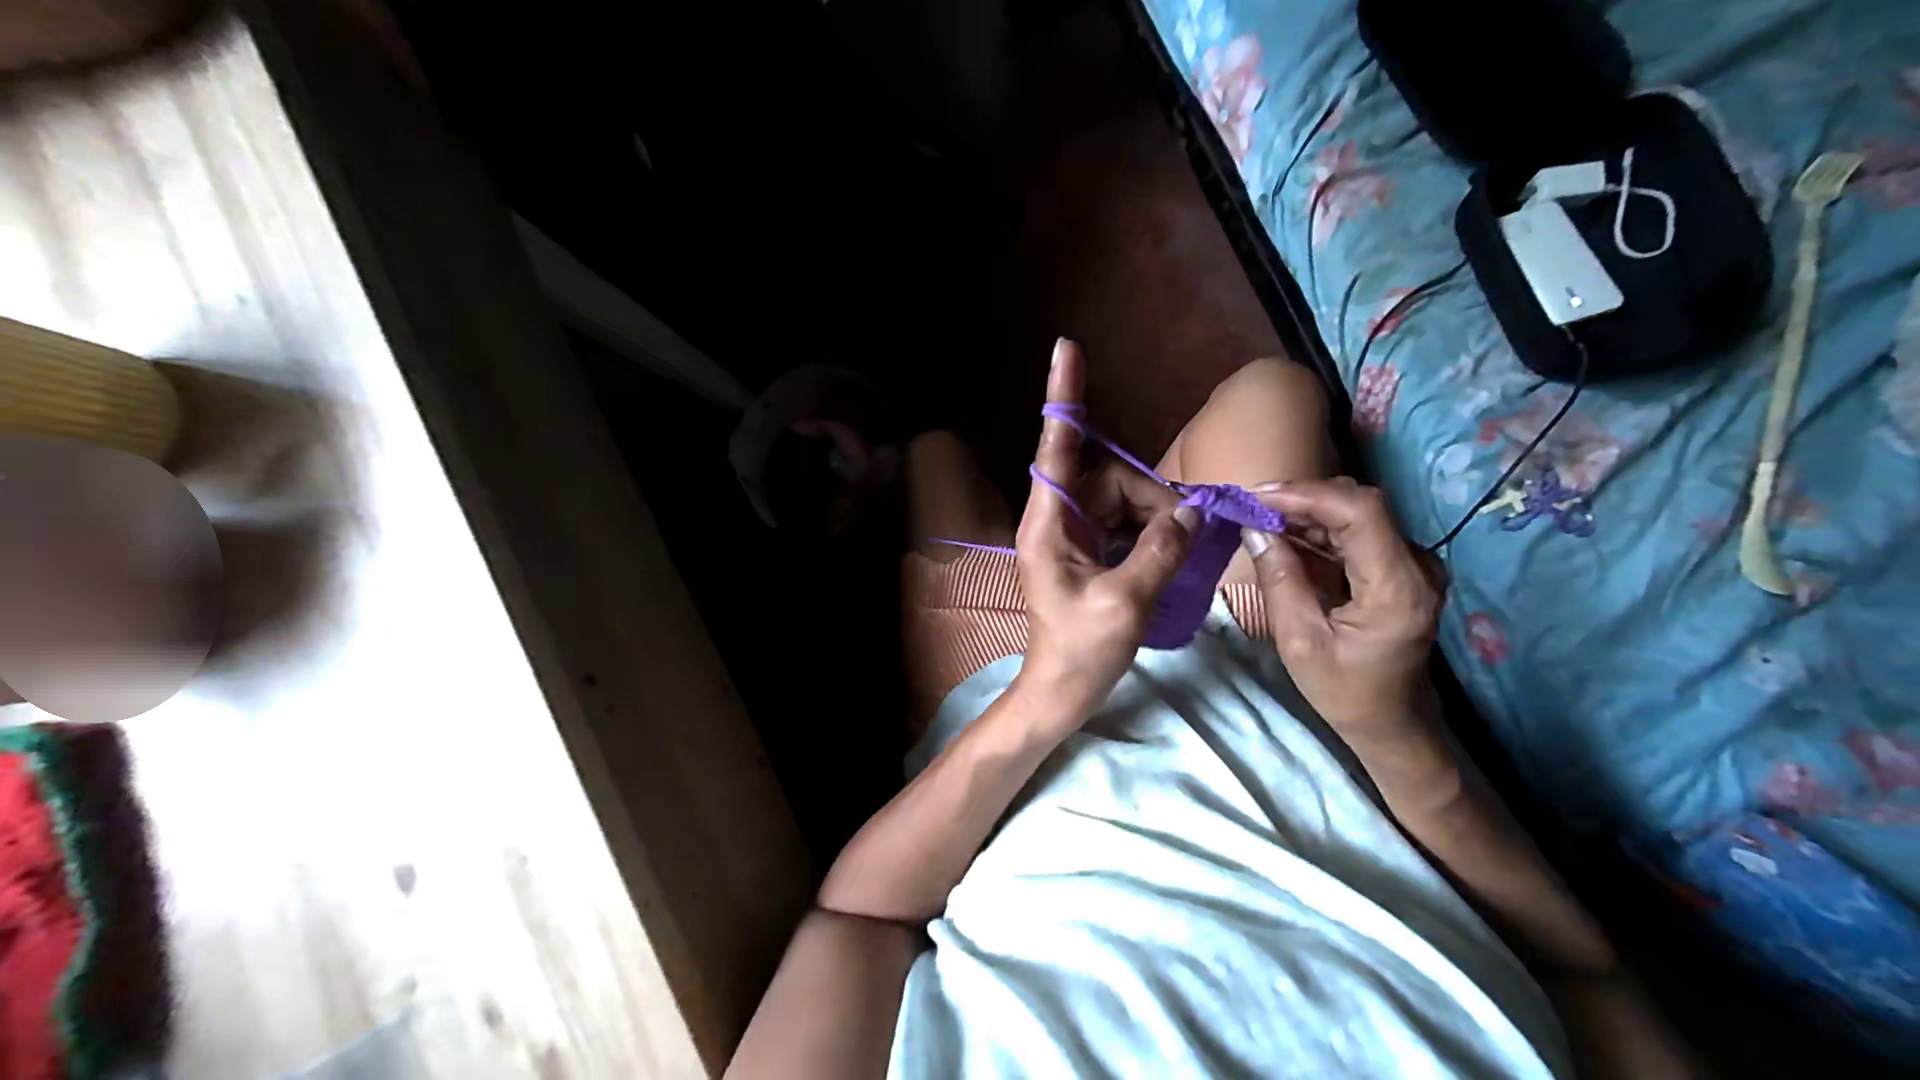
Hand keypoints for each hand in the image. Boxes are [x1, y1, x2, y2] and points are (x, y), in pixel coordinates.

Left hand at [1014, 340, 1197, 724]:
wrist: (1060, 690)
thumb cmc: (1080, 651)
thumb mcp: (1125, 602)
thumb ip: (1159, 550)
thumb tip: (1190, 513)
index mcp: (1048, 523)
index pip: (1056, 445)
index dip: (1063, 396)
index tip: (1065, 347)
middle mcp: (1057, 518)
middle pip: (1107, 475)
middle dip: (1148, 495)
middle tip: (1184, 531)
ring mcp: (1073, 533)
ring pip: (1122, 497)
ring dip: (1155, 515)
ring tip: (1179, 548)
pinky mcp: (1089, 549)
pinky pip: (1125, 520)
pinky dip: (1151, 529)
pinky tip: (1171, 549)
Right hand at [1240, 478, 1444, 741]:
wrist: (1390, 719)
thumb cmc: (1344, 690)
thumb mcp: (1299, 641)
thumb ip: (1279, 580)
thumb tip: (1253, 529)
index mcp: (1397, 588)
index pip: (1359, 513)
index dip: (1306, 495)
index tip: (1256, 497)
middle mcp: (1416, 566)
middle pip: (1359, 506)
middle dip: (1300, 498)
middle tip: (1249, 505)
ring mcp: (1412, 563)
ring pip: (1356, 513)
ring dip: (1304, 511)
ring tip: (1257, 517)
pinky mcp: (1399, 566)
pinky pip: (1355, 532)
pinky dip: (1316, 528)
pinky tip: (1281, 533)